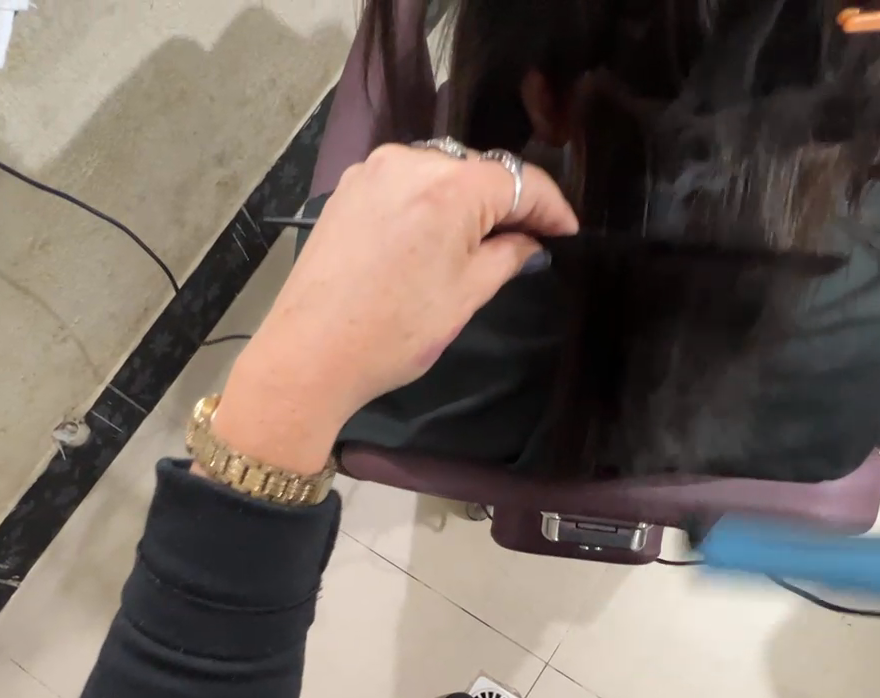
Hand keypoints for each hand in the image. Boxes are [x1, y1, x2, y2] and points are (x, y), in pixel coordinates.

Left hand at [208, 144, 577, 472]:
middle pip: (479, 171)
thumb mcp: (464, 298)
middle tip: (525, 243)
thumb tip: (530, 241)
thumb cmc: (393, 334)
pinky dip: (428, 203)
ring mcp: (373, 171)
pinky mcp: (349, 189)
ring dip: (465, 202)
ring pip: (440, 173)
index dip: (551, 207)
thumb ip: (507, 257)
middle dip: (506, 203)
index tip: (568, 232)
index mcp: (449, 188)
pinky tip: (432, 238)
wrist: (311, 354)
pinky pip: (405, 183)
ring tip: (476, 244)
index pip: (520, 181)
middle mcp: (411, 162)